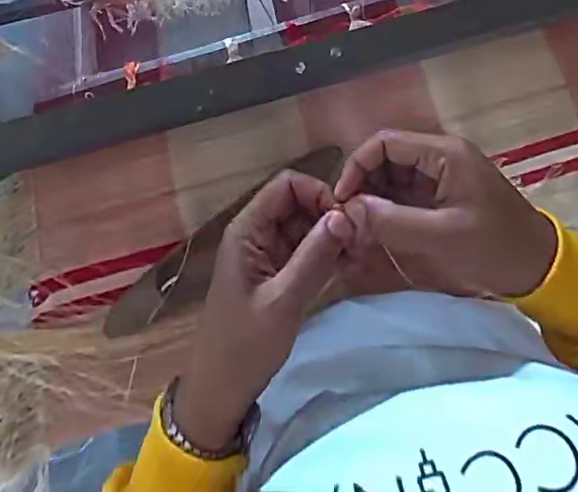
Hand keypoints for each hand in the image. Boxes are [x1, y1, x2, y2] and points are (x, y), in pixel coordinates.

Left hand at [177, 170, 352, 452]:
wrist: (220, 391)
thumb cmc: (244, 346)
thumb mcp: (283, 302)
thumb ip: (313, 257)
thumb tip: (344, 216)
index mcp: (246, 229)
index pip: (285, 185)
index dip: (317, 193)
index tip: (345, 220)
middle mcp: (254, 232)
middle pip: (296, 202)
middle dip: (326, 214)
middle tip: (357, 241)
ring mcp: (264, 252)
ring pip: (302, 225)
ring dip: (328, 235)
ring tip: (356, 254)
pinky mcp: (274, 273)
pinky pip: (302, 249)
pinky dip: (322, 253)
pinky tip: (344, 266)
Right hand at [334, 129, 558, 298]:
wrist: (544, 273)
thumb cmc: (496, 249)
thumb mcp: (441, 237)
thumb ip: (391, 221)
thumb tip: (346, 211)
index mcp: (444, 153)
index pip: (384, 142)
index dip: (357, 165)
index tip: (342, 198)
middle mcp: (441, 156)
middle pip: (386, 157)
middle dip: (363, 183)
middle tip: (348, 216)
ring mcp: (443, 175)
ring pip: (392, 175)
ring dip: (374, 197)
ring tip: (359, 225)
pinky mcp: (445, 195)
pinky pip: (405, 193)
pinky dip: (388, 208)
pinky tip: (378, 228)